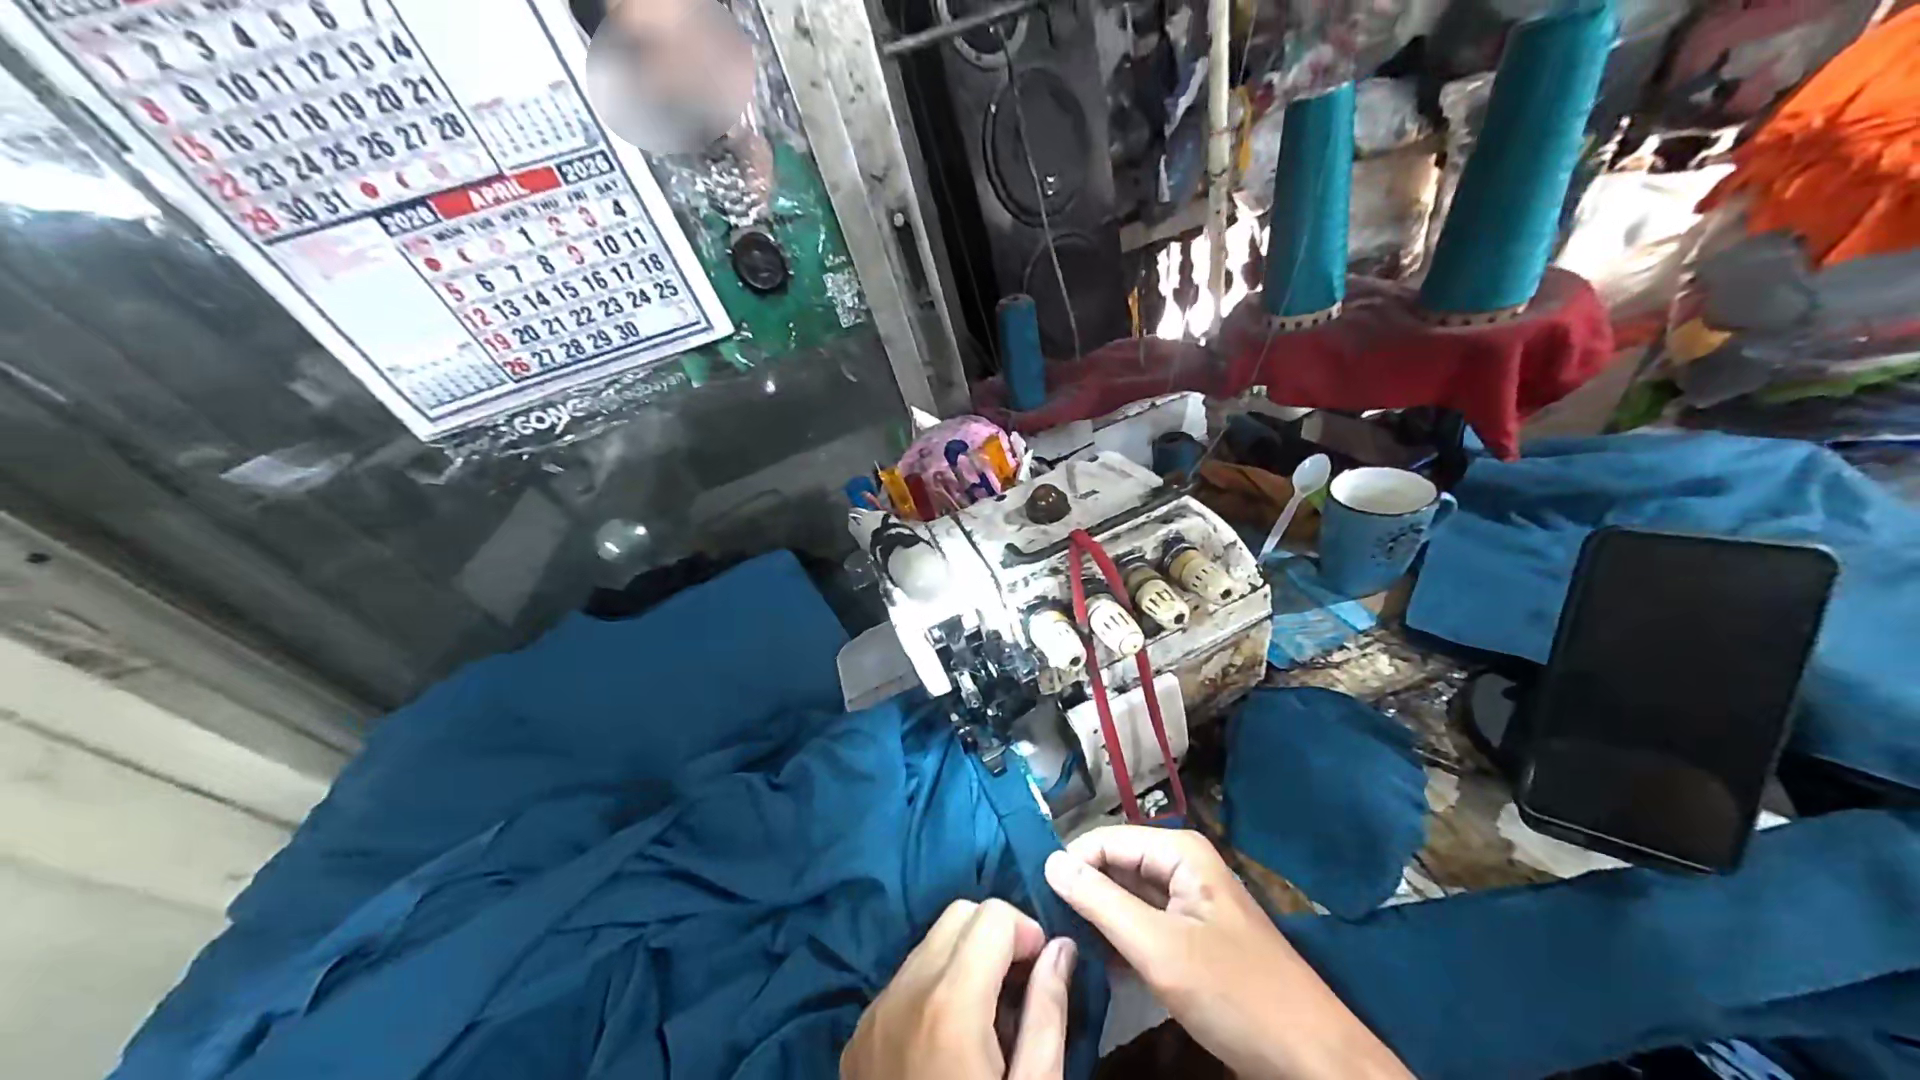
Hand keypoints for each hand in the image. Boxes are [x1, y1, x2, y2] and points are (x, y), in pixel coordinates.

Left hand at [842, 898, 1078, 1079]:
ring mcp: (873, 1014)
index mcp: (949, 1003)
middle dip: (996, 934)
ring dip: (964, 958)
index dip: (1026, 932)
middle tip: (1020, 986)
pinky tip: (950, 1039)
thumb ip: (1048, 1011)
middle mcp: (903, 992)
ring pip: (927, 944)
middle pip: (956, 915)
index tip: (1042, 970)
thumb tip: (1061, 947)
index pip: (991, 916)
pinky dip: (934, 984)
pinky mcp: (858, 1036)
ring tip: (988, 1014)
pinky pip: (903, 980)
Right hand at [1044, 827, 1412, 1079]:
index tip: (1037, 902)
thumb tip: (1049, 862)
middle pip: (1115, 865)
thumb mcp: (1158, 947)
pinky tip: (1096, 962)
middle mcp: (1182, 866)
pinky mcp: (1192, 936)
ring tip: (1062, 944)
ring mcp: (1189, 902)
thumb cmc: (1236, 995)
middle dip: (1082, 892)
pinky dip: (1119, 939)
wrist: (1313, 1061)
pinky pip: (1143, 924)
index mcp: (1179, 852)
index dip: (1070, 865)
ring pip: (1127, 896)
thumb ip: (1100, 901)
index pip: (1104, 840)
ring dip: (1097, 918)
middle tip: (1044, 928)